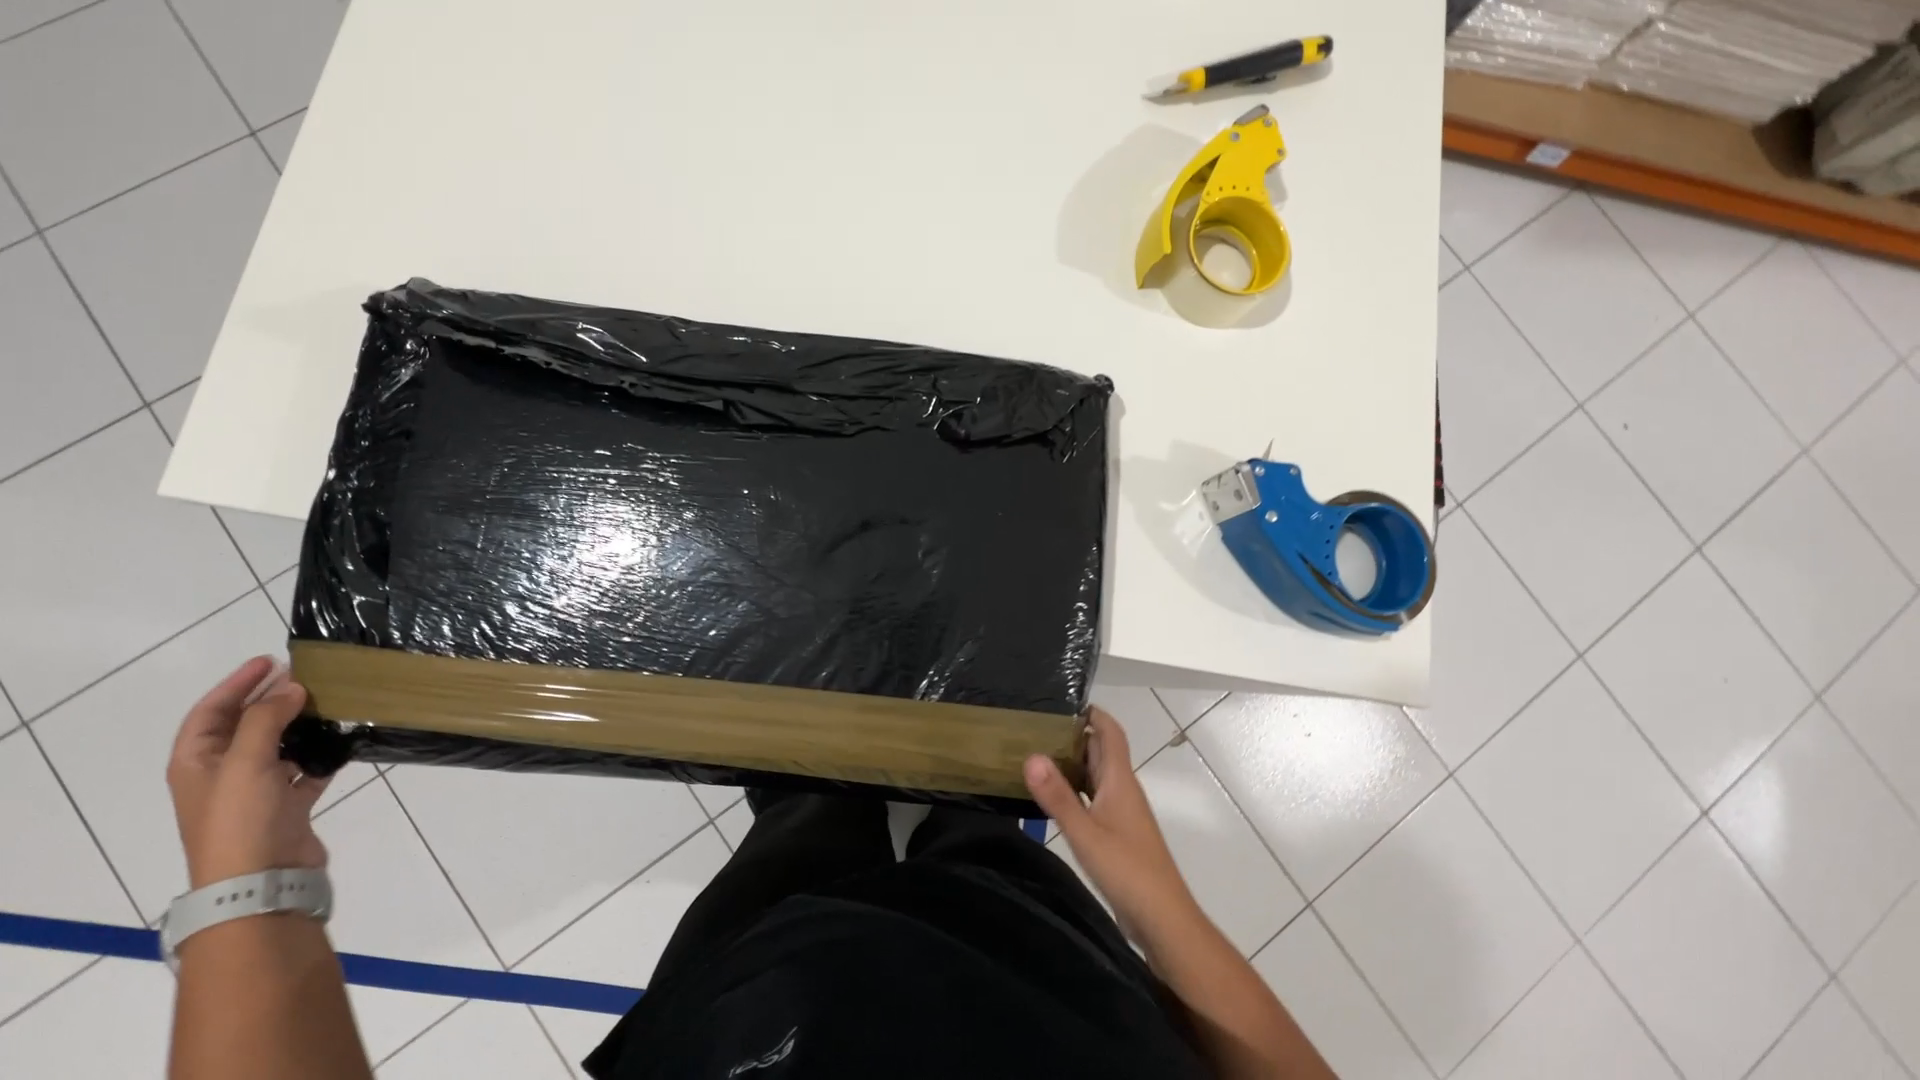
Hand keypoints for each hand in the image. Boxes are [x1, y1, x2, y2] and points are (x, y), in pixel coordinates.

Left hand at [168, 656, 330, 890]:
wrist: (259, 880)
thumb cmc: (240, 818)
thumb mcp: (246, 761)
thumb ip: (266, 719)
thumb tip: (291, 687)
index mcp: (197, 762)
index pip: (211, 711)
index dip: (237, 684)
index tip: (271, 661)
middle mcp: (221, 774)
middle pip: (244, 727)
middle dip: (271, 701)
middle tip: (305, 679)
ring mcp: (254, 793)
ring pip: (276, 748)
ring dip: (299, 727)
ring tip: (328, 706)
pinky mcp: (285, 808)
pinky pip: (304, 773)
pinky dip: (320, 758)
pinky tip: (342, 746)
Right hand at [1025, 707, 1199, 941]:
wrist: (1161, 917)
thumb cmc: (1127, 870)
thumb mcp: (1085, 832)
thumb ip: (1057, 796)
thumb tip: (1031, 754)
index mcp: (1120, 782)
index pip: (1110, 733)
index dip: (1092, 714)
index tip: (1060, 703)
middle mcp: (1122, 791)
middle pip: (1100, 752)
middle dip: (1072, 737)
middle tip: (1033, 730)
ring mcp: (1121, 814)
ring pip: (1095, 778)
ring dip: (1071, 766)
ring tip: (1033, 760)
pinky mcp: (1117, 835)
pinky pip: (1093, 800)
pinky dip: (1073, 793)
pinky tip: (1050, 801)